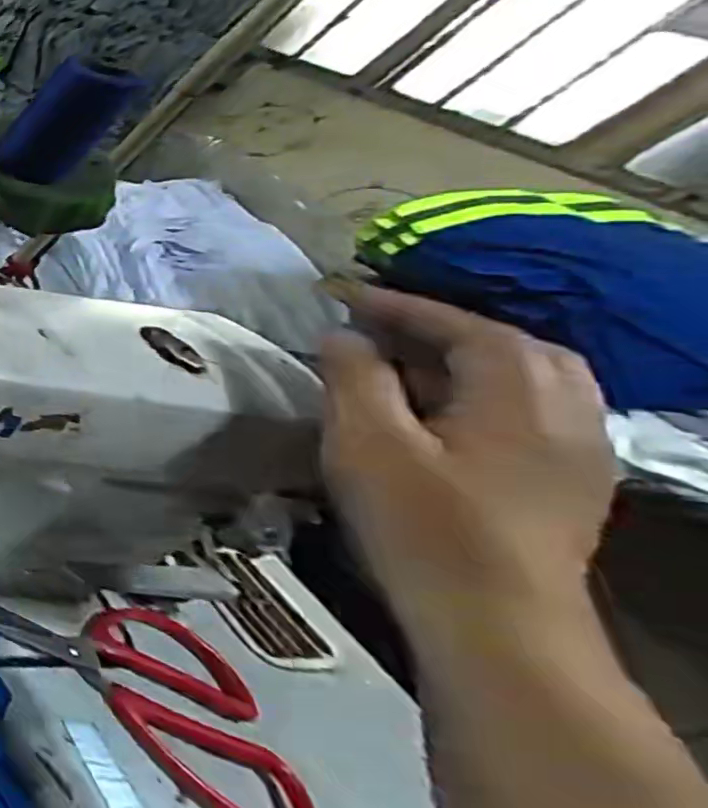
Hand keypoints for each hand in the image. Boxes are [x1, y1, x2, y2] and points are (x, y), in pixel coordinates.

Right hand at [318, 284, 615, 634]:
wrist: (495, 626)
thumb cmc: (423, 525)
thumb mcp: (367, 441)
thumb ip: (354, 377)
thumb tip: (345, 336)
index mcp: (521, 398)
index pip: (465, 328)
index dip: (402, 306)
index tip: (345, 296)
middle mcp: (567, 416)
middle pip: (512, 347)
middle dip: (441, 329)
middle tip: (377, 328)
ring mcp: (578, 454)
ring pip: (531, 380)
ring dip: (465, 360)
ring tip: (403, 364)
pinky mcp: (568, 485)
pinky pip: (532, 411)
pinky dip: (483, 391)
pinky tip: (441, 412)